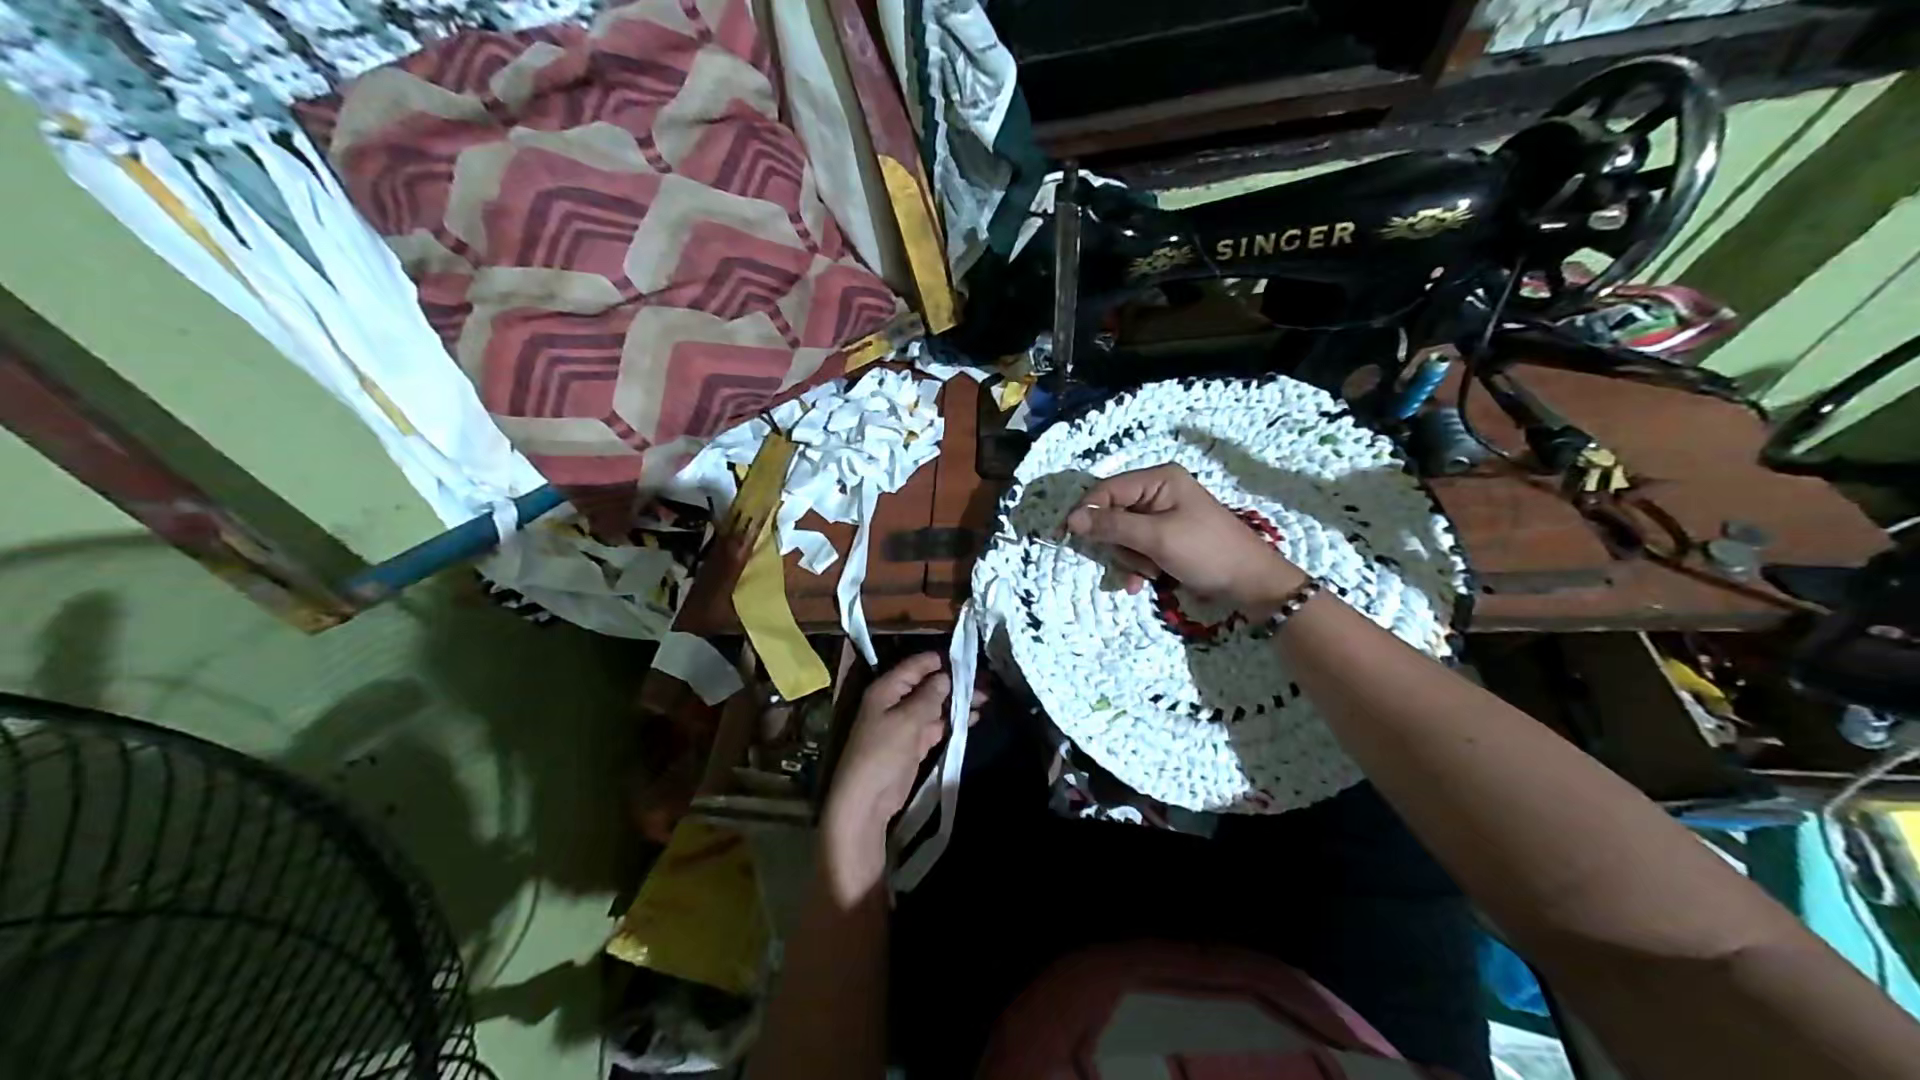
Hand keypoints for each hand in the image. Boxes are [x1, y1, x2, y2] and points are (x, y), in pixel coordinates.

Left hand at [821, 654, 984, 890]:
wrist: (866, 800)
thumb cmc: (883, 752)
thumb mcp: (907, 720)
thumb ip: (929, 696)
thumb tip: (946, 676)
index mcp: (887, 688)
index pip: (917, 665)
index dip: (942, 659)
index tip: (970, 657)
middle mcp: (896, 701)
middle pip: (929, 684)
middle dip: (956, 682)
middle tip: (986, 682)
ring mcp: (905, 723)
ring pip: (936, 705)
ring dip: (958, 701)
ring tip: (986, 699)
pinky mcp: (914, 744)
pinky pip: (937, 725)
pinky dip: (954, 721)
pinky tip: (974, 718)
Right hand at [1066, 464, 1306, 609]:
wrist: (1251, 583)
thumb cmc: (1206, 552)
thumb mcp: (1156, 538)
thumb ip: (1112, 526)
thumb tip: (1072, 518)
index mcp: (1159, 479)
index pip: (1107, 490)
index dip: (1085, 512)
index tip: (1065, 536)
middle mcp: (1158, 491)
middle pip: (1112, 514)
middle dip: (1118, 544)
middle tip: (1136, 562)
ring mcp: (1163, 515)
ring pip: (1122, 536)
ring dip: (1130, 559)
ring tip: (1152, 573)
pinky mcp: (1166, 537)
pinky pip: (1137, 548)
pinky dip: (1138, 566)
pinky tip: (1146, 582)